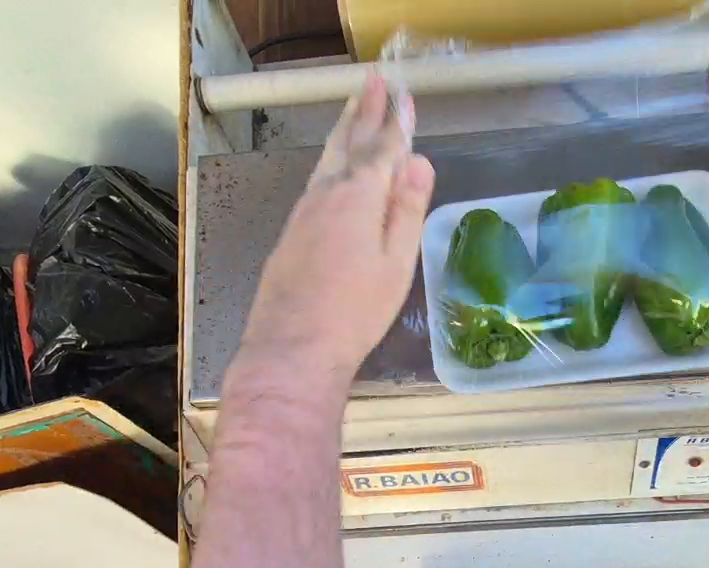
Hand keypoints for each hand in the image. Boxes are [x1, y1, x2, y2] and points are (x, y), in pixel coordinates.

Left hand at [233, 73, 435, 386]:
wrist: (295, 345)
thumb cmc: (356, 312)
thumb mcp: (395, 265)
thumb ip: (406, 211)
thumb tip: (418, 162)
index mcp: (358, 198)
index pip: (383, 150)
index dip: (396, 124)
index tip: (405, 96)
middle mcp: (326, 194)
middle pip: (348, 144)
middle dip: (364, 112)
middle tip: (373, 82)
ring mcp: (303, 213)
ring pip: (327, 161)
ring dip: (344, 132)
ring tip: (353, 110)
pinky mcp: (290, 234)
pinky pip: (315, 184)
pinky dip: (330, 164)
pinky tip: (332, 169)